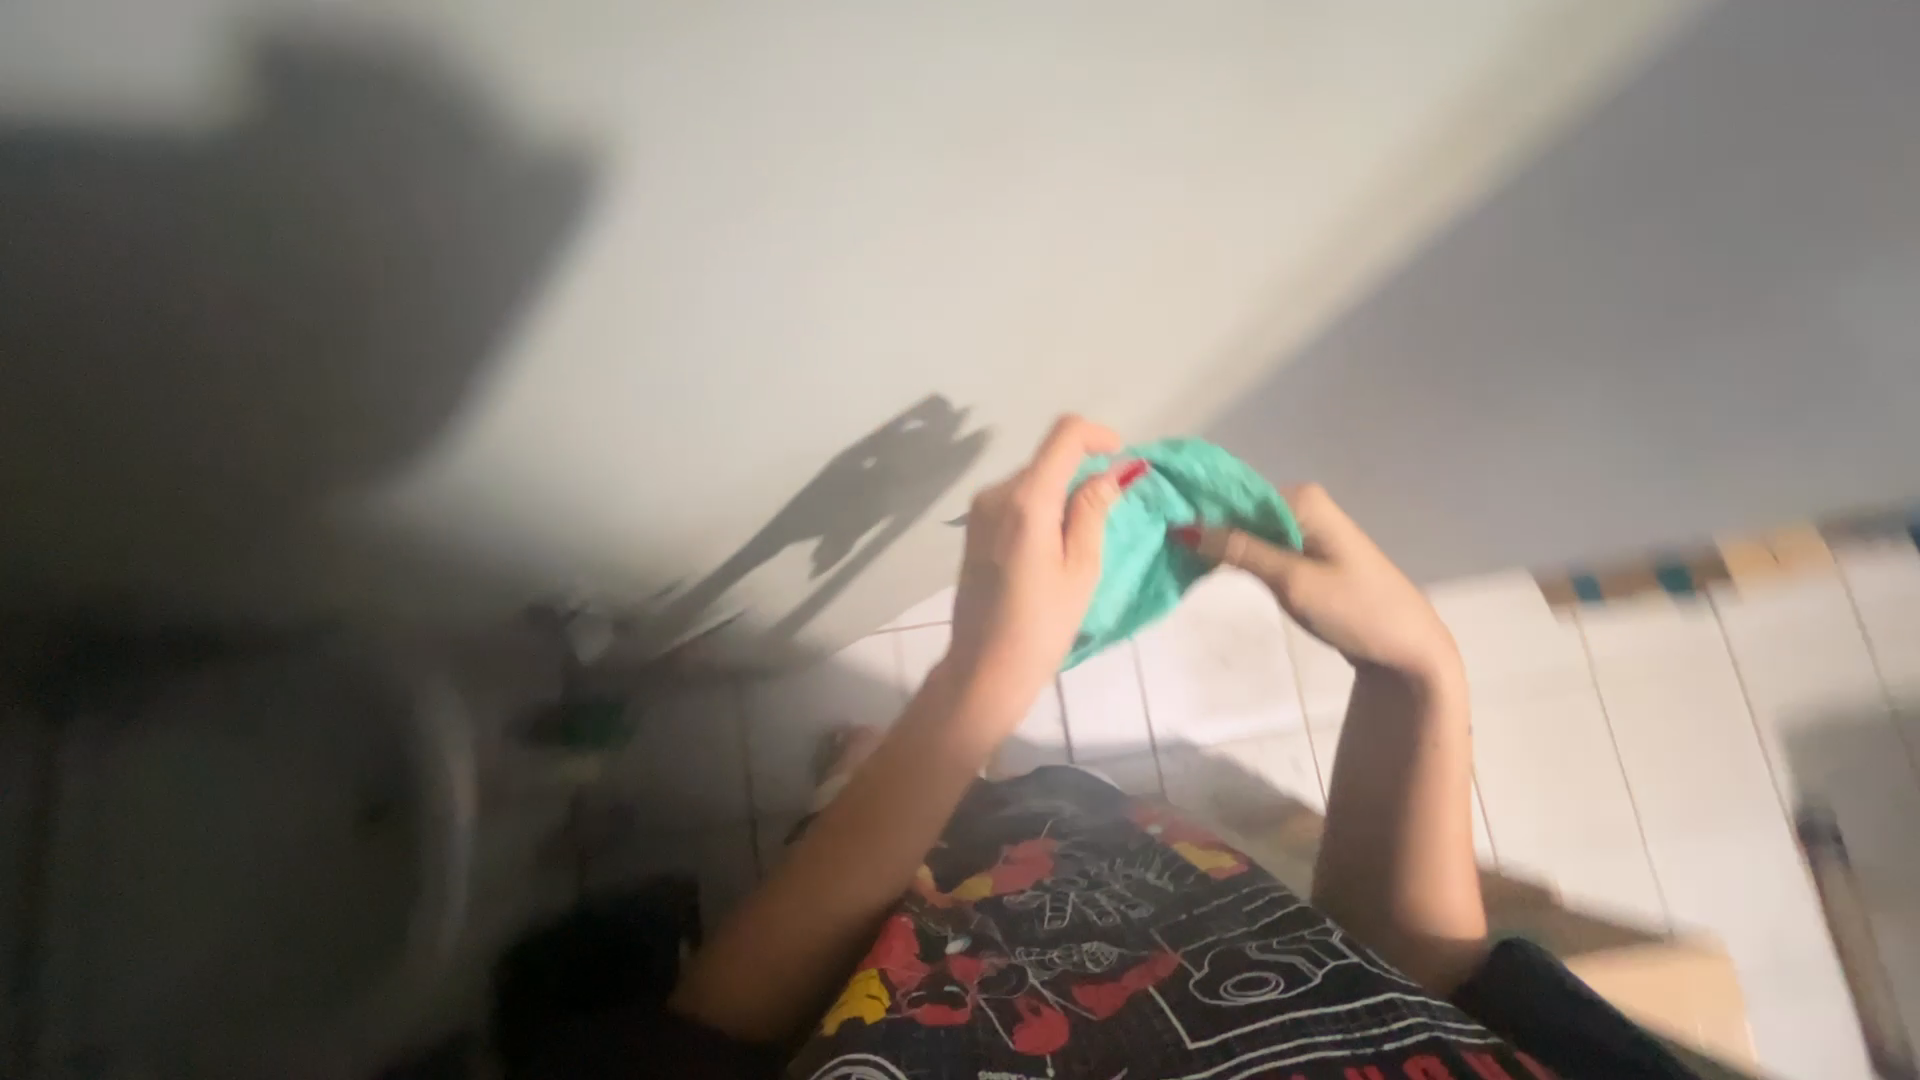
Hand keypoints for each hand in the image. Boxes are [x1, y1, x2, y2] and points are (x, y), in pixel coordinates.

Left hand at [943, 415, 1143, 724]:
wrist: (983, 667)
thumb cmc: (1042, 625)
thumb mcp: (1081, 568)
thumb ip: (1093, 511)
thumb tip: (1109, 472)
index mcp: (1026, 500)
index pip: (1064, 435)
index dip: (1098, 436)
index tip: (1121, 457)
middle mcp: (995, 493)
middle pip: (1047, 460)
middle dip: (1082, 474)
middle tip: (1108, 515)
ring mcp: (979, 510)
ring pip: (1031, 481)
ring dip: (1060, 495)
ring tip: (1077, 544)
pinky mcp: (973, 528)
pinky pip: (1014, 501)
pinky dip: (1040, 509)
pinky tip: (1050, 549)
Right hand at [1173, 484, 1459, 686]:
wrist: (1407, 649)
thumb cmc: (1355, 610)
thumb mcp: (1292, 581)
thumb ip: (1239, 551)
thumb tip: (1184, 527)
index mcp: (1302, 500)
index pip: (1233, 495)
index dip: (1196, 510)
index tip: (1157, 529)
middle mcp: (1301, 505)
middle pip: (1237, 510)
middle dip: (1202, 528)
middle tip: (1160, 549)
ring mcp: (1303, 529)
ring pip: (1244, 530)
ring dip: (1215, 545)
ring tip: (1173, 559)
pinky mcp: (1303, 554)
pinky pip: (1258, 546)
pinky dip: (1233, 557)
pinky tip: (1204, 568)